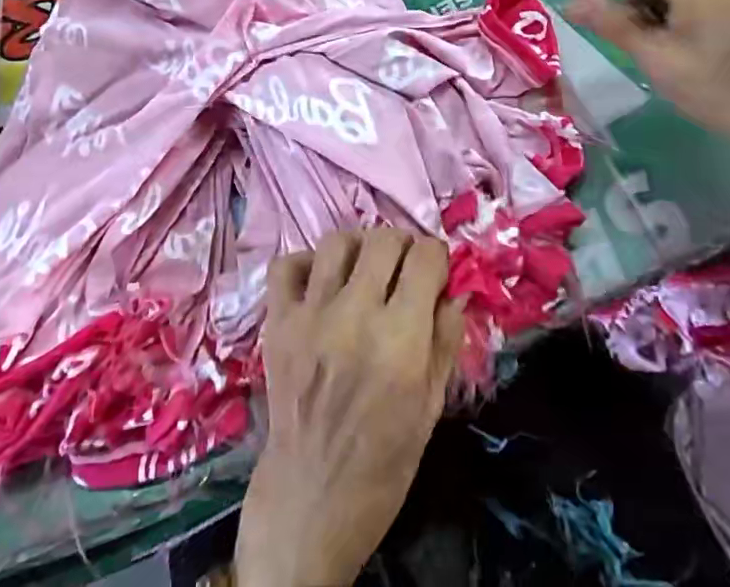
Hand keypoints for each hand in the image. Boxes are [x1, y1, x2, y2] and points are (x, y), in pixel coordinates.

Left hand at [235, 230, 462, 586]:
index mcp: (401, 338)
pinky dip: (306, 263)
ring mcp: (310, 314)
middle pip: (382, 239)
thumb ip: (445, 338)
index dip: (436, 256)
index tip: (435, 270)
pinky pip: (286, 264)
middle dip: (402, 246)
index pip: (425, 257)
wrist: (314, 490)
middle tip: (403, 267)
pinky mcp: (277, 321)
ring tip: (364, 268)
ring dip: (358, 247)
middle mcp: (355, 314)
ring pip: (336, 242)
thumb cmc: (385, 458)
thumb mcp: (431, 403)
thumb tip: (452, 290)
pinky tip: (320, 282)